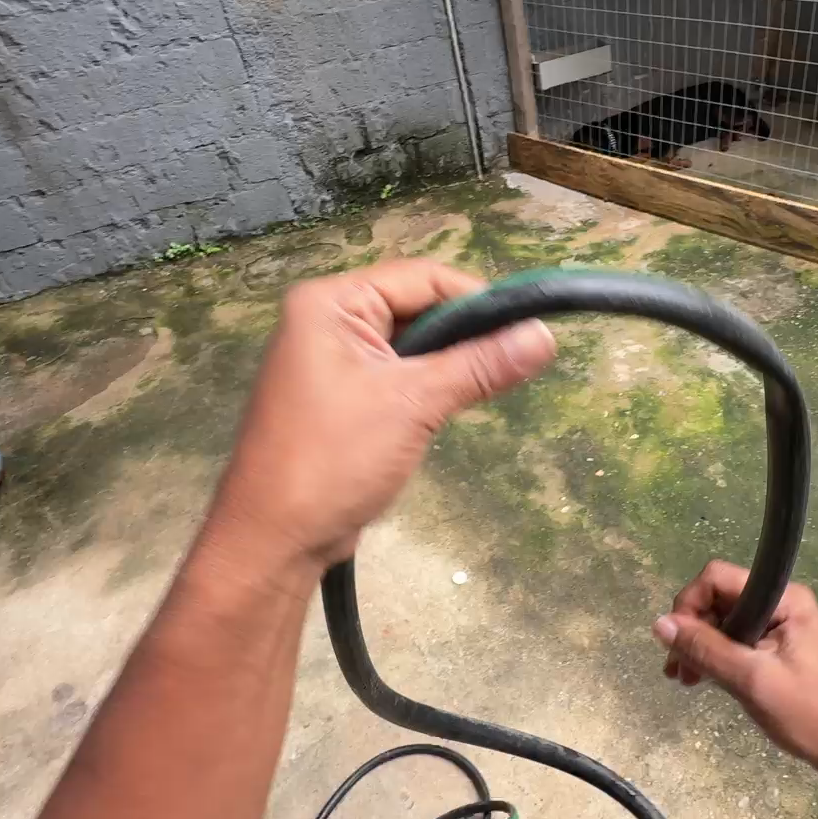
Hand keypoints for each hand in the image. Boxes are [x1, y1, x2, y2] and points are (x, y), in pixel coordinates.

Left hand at [204, 259, 555, 573]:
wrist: (273, 541)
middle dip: (463, 335)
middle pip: (416, 307)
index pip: (421, 278)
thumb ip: (480, 366)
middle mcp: (328, 320)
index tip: (525, 326)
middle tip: (512, 361)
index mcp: (331, 303)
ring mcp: (332, 360)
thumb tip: (544, 336)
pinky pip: (396, 374)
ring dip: (448, 364)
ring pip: (410, 344)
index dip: (476, 299)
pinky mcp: (341, 396)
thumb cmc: (334, 460)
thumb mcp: (414, 404)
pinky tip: (453, 405)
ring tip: (489, 385)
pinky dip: (427, 386)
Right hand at [653, 561, 817, 772]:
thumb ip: (705, 648)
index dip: (690, 604)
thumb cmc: (810, 716)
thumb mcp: (751, 680)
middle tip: (676, 669)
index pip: (718, 578)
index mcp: (783, 598)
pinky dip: (716, 655)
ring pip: (723, 620)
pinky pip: (736, 638)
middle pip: (718, 598)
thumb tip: (659, 624)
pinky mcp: (778, 646)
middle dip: (692, 630)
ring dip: (700, 646)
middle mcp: (781, 602)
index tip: (677, 642)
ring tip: (684, 679)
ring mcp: (780, 624)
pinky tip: (704, 678)